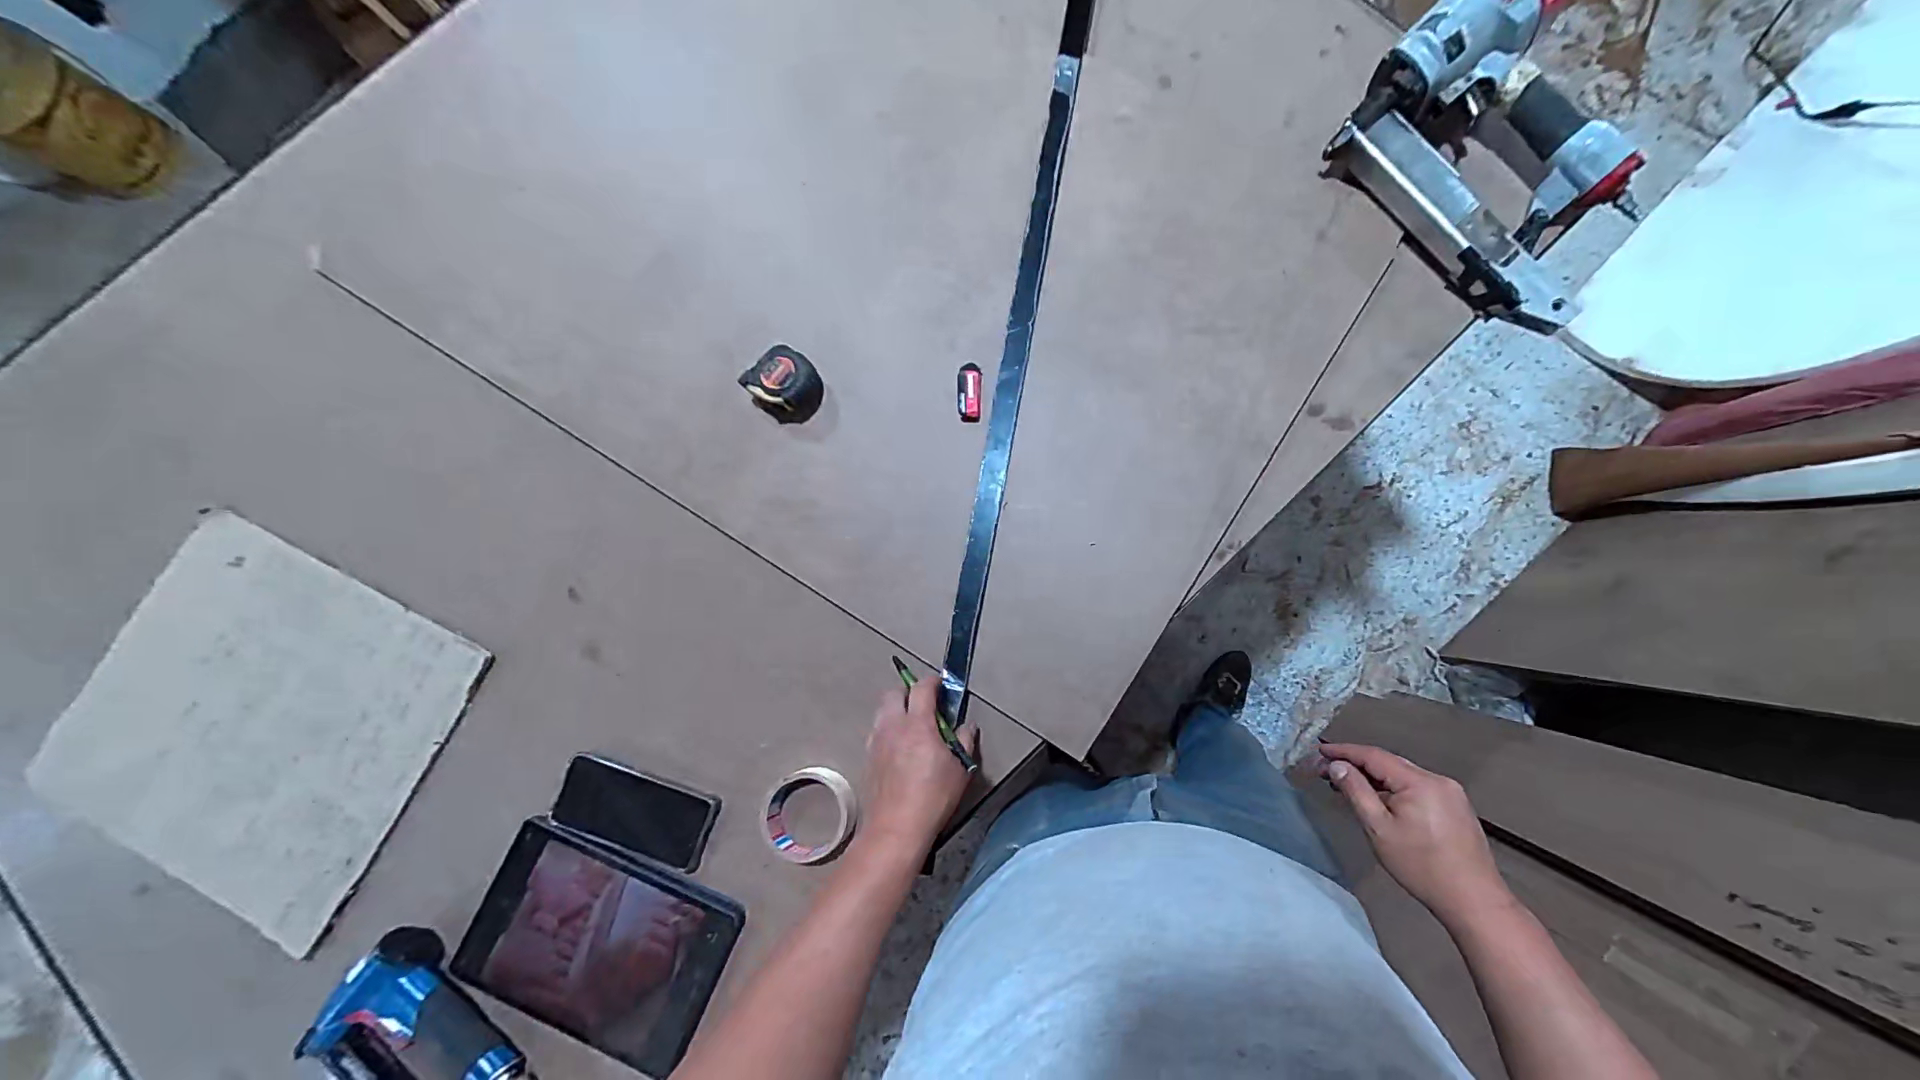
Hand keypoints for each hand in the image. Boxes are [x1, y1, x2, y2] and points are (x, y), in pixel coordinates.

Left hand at [857, 676, 977, 861]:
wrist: (895, 828)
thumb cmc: (932, 798)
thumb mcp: (960, 769)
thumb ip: (965, 741)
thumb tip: (967, 727)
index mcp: (917, 724)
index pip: (922, 688)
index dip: (932, 682)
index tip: (941, 685)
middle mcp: (892, 727)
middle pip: (893, 693)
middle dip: (909, 692)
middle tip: (925, 704)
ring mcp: (876, 741)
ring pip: (882, 712)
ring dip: (896, 710)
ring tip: (913, 726)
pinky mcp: (868, 757)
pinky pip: (877, 731)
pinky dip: (889, 730)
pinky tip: (900, 748)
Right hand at [1318, 742, 1513, 927]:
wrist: (1474, 901)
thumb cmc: (1422, 866)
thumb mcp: (1379, 828)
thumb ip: (1355, 791)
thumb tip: (1338, 766)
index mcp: (1420, 782)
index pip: (1374, 756)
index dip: (1344, 751)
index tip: (1320, 752)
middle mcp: (1438, 781)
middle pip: (1389, 763)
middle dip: (1356, 764)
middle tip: (1327, 770)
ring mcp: (1451, 794)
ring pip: (1402, 775)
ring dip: (1374, 777)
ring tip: (1348, 785)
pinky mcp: (1455, 808)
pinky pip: (1416, 787)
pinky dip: (1392, 788)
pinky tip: (1378, 799)